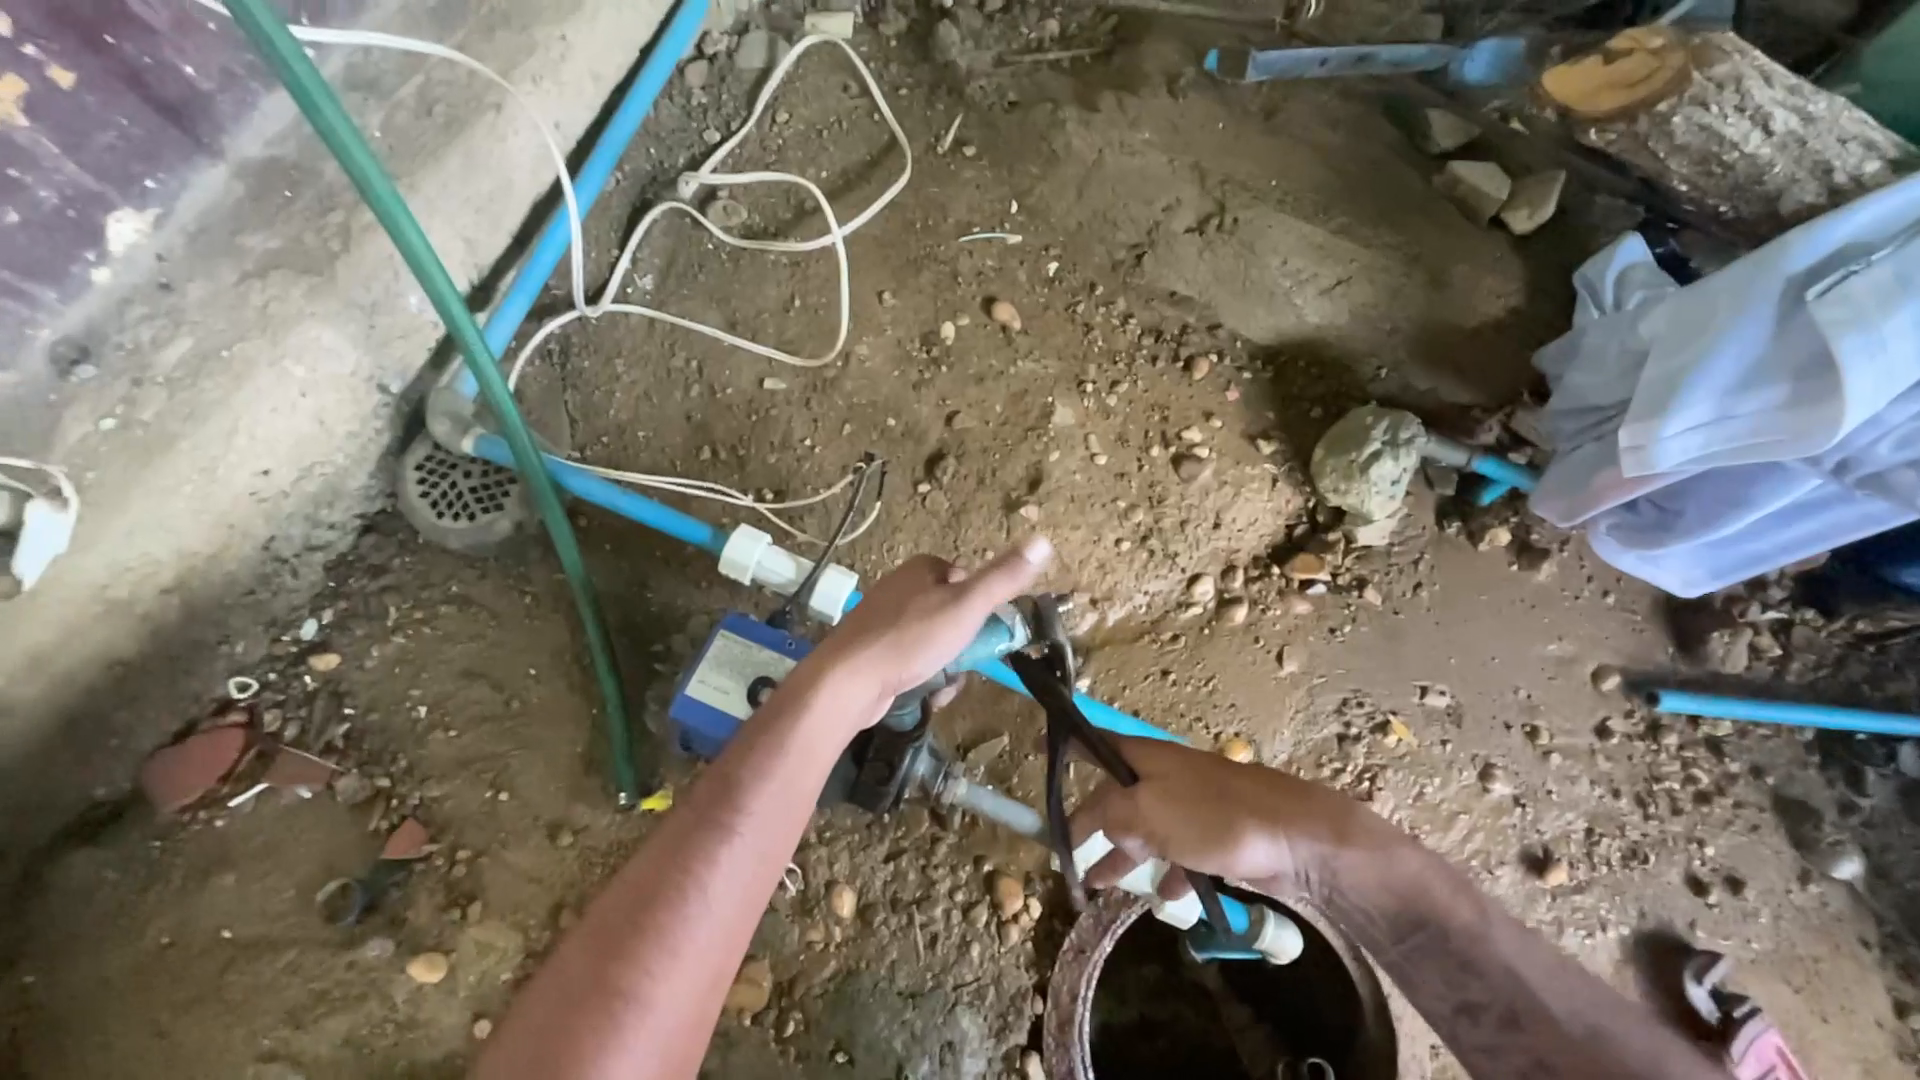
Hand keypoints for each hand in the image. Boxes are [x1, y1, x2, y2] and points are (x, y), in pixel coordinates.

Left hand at [793, 535, 1052, 731]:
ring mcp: (885, 622)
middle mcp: (902, 588)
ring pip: (937, 645)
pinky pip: (914, 663)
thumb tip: (1044, 541)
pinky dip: (924, 680)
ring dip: (947, 669)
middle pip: (954, 617)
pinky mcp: (875, 652)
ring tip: (938, 684)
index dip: (981, 611)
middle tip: (960, 665)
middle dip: (963, 647)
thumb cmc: (911, 638)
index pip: (968, 582)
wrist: (848, 680)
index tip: (983, 634)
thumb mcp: (966, 606)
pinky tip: (921, 694)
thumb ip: (1003, 578)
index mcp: (922, 568)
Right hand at [1070, 737, 1395, 902]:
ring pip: (1147, 829)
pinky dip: (1168, 873)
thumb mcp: (1147, 811)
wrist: (1297, 837)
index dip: (1066, 747)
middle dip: (1091, 823)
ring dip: (1124, 856)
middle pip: (1117, 795)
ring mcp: (1194, 806)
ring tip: (1098, 884)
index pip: (1094, 745)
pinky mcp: (1219, 835)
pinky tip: (1164, 898)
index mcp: (1145, 758)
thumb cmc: (1215, 817)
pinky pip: (1181, 853)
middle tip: (1066, 853)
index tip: (1037, 749)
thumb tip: (1101, 823)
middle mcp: (1165, 775)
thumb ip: (1111, 814)